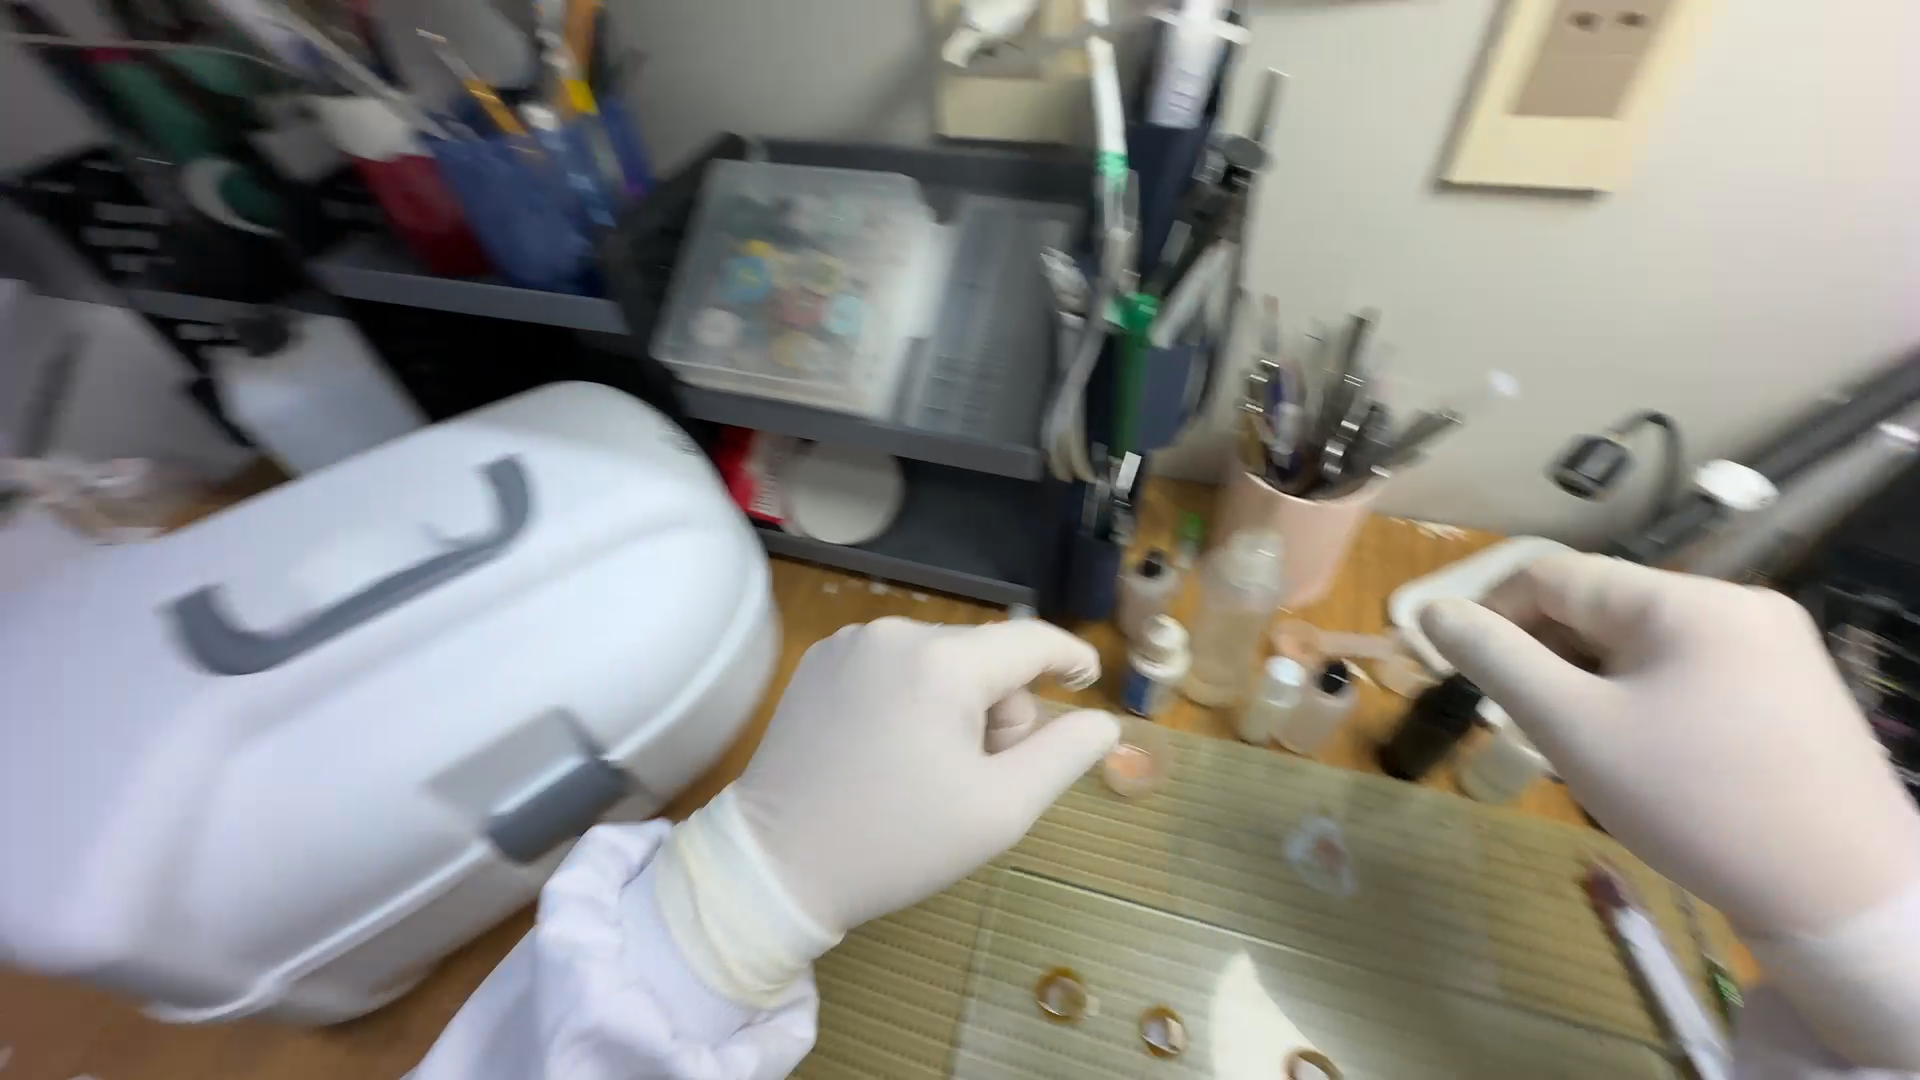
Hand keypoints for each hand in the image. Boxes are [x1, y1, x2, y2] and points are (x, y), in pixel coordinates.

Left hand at [734, 617, 1115, 931]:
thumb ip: (1063, 756)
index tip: (1088, 678)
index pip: (1029, 640)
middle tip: (978, 772)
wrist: (776, 864)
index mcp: (942, 663)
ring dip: (955, 700)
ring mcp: (852, 641)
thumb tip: (1102, 720)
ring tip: (928, 764)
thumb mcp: (999, 810)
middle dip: (999, 706)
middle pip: (983, 655)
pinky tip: (889, 744)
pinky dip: (912, 692)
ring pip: (939, 658)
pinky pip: (894, 662)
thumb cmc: (897, 842)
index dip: (1068, 658)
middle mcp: (896, 632)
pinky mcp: (821, 657)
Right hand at [1420, 553, 1919, 936]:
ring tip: (1584, 741)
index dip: (1492, 615)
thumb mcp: (1570, 725)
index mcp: (1687, 603)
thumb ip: (1492, 657)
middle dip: (1542, 655)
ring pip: (1628, 641)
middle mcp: (1735, 606)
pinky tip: (1635, 747)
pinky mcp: (1781, 687)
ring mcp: (1768, 646)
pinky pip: (1673, 668)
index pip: (1551, 577)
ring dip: (1582, 678)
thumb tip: (1433, 611)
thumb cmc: (1691, 802)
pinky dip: (1629, 695)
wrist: (1849, 905)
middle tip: (1529, 720)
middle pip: (1592, 607)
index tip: (1471, 674)